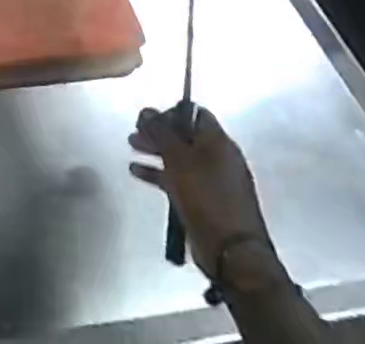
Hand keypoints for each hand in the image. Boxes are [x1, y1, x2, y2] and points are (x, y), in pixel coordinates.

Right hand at [130, 106, 273, 280]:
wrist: (232, 253)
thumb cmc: (206, 197)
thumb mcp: (178, 158)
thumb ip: (160, 131)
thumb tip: (146, 111)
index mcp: (218, 142)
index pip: (193, 113)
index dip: (169, 111)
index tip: (147, 118)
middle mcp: (219, 158)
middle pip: (184, 135)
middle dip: (158, 131)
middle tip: (135, 132)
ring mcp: (213, 181)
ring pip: (180, 157)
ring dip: (155, 150)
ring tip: (132, 147)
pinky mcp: (206, 201)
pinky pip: (179, 178)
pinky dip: (159, 173)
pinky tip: (137, 172)